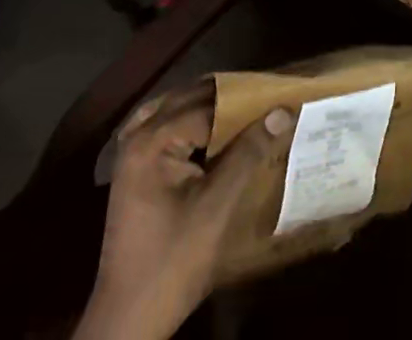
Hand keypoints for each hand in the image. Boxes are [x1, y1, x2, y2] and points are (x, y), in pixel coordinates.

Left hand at [75, 84, 294, 339]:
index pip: (206, 105)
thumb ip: (248, 153)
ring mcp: (129, 155)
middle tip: (266, 101)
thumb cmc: (176, 258)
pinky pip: (160, 128)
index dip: (244, 101)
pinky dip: (186, 123)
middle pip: (186, 100)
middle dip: (226, 98)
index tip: (276, 98)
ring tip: (244, 113)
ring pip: (172, 110)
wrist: (130, 314)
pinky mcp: (132, 172)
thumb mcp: (218, 205)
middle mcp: (136, 137)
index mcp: (153, 141)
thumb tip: (282, 110)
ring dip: (206, 108)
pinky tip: (208, 134)